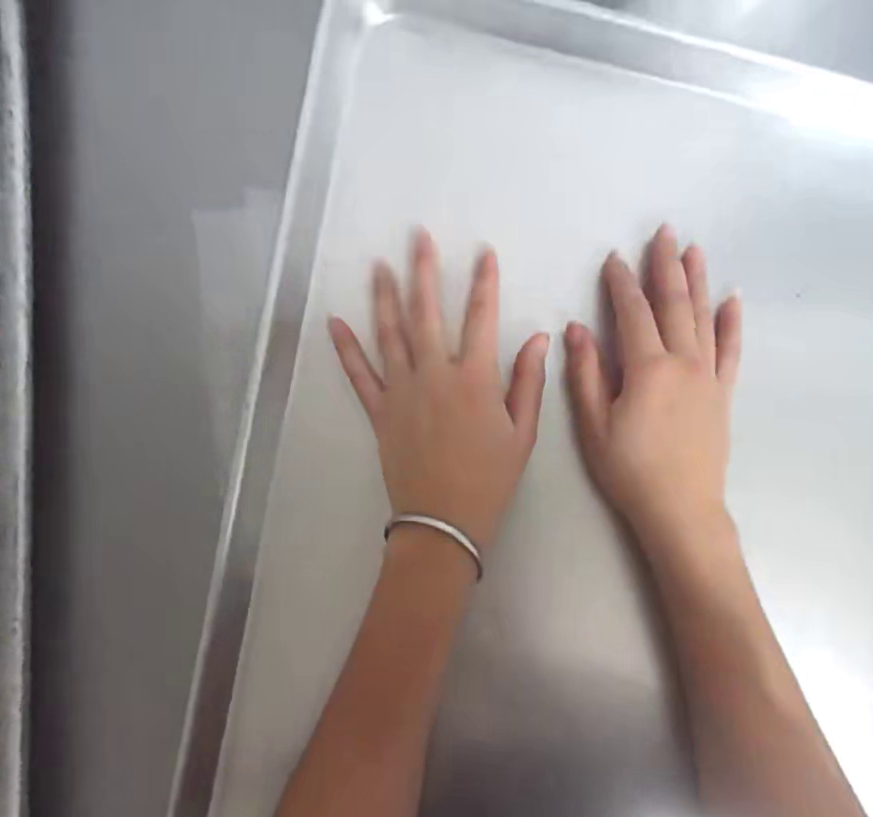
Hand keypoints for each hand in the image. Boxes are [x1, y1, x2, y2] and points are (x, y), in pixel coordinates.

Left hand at [329, 229, 549, 554]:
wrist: (444, 522)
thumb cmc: (490, 480)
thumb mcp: (522, 435)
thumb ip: (529, 384)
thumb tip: (539, 339)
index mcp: (475, 380)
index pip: (482, 319)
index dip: (484, 283)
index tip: (484, 253)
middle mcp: (434, 376)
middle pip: (427, 314)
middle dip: (423, 272)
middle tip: (417, 237)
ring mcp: (402, 393)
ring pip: (390, 335)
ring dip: (385, 298)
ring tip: (380, 266)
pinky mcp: (380, 414)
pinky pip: (360, 376)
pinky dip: (347, 349)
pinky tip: (334, 323)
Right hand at [565, 225, 743, 556]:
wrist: (681, 508)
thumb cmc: (629, 472)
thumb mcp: (594, 427)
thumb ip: (586, 375)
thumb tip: (577, 329)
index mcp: (647, 368)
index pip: (633, 314)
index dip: (621, 284)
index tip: (614, 259)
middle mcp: (683, 361)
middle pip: (674, 304)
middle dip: (665, 267)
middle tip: (663, 232)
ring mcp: (709, 376)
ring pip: (704, 317)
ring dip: (697, 281)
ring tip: (693, 249)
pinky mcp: (723, 394)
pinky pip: (731, 349)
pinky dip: (731, 322)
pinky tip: (731, 299)